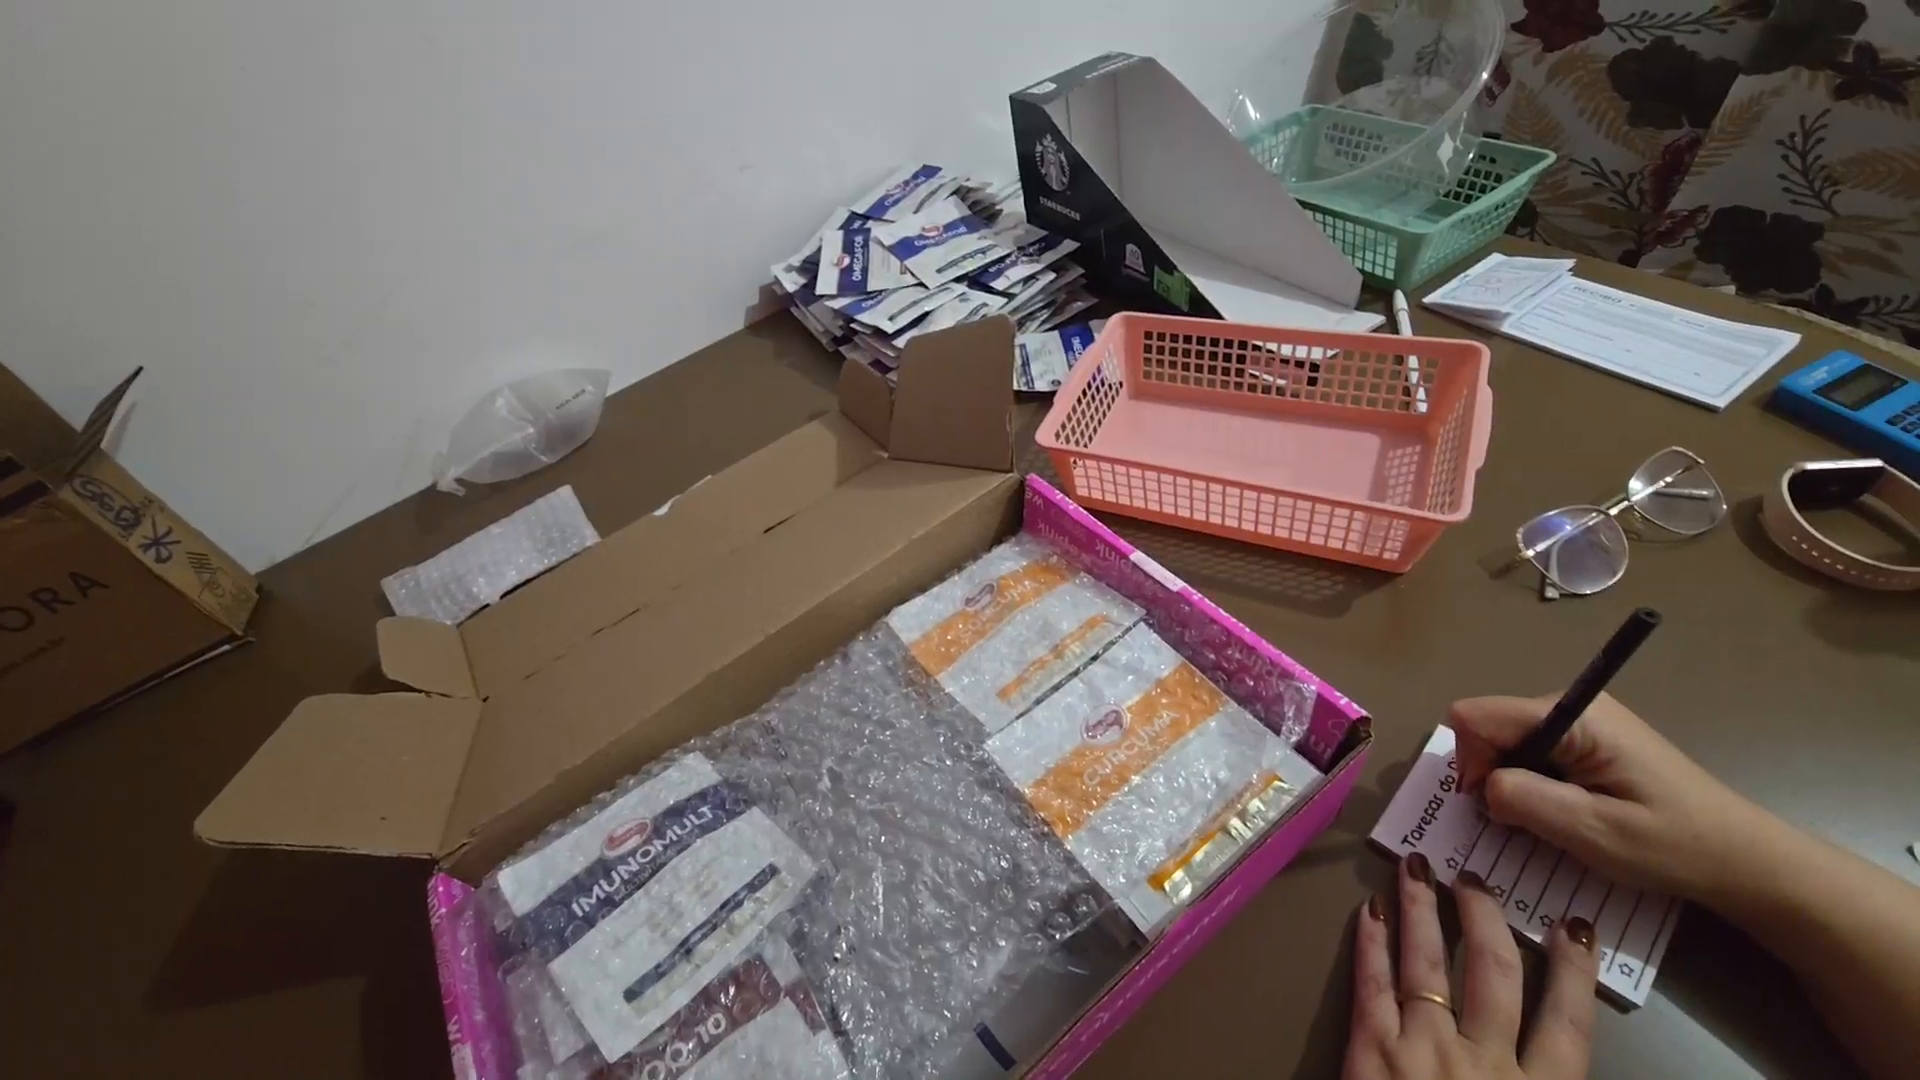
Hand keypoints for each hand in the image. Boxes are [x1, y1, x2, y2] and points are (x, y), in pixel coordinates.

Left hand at [1345, 851, 1599, 1079]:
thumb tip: (1562, 1067)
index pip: (1567, 1023)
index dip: (1574, 971)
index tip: (1573, 926)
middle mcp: (1483, 1062)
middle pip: (1493, 972)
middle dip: (1484, 918)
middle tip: (1474, 879)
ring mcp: (1422, 1048)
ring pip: (1427, 962)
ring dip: (1422, 909)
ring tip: (1418, 868)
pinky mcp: (1369, 1048)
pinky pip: (1371, 982)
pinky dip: (1371, 942)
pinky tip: (1370, 909)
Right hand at [1450, 693, 1778, 907]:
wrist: (1750, 865)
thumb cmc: (1675, 847)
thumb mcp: (1592, 831)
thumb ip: (1523, 798)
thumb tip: (1479, 786)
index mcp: (1574, 715)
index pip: (1475, 716)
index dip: (1471, 760)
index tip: (1496, 805)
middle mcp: (1570, 705)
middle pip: (1486, 726)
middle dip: (1490, 773)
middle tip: (1526, 820)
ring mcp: (1579, 721)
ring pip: (1503, 741)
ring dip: (1511, 782)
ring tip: (1551, 819)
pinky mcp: (1585, 740)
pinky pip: (1528, 751)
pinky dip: (1529, 783)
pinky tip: (1563, 810)